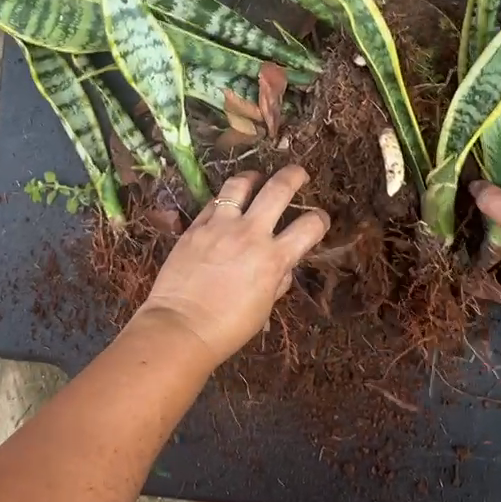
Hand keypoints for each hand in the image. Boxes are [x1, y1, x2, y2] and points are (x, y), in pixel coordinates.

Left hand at [132, 166, 329, 365]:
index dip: (320, 220)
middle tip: (299, 173)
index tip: (320, 219)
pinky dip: (225, 199)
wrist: (181, 327)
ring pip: (240, 184)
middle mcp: (250, 233)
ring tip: (256, 178)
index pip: (309, 227)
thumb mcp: (263, 307)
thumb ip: (277, 280)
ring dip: (253, 177)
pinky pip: (214, 202)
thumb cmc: (228, 328)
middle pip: (278, 189)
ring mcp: (220, 226)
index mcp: (274, 258)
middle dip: (294, 176)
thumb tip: (283, 266)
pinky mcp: (196, 226)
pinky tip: (227, 203)